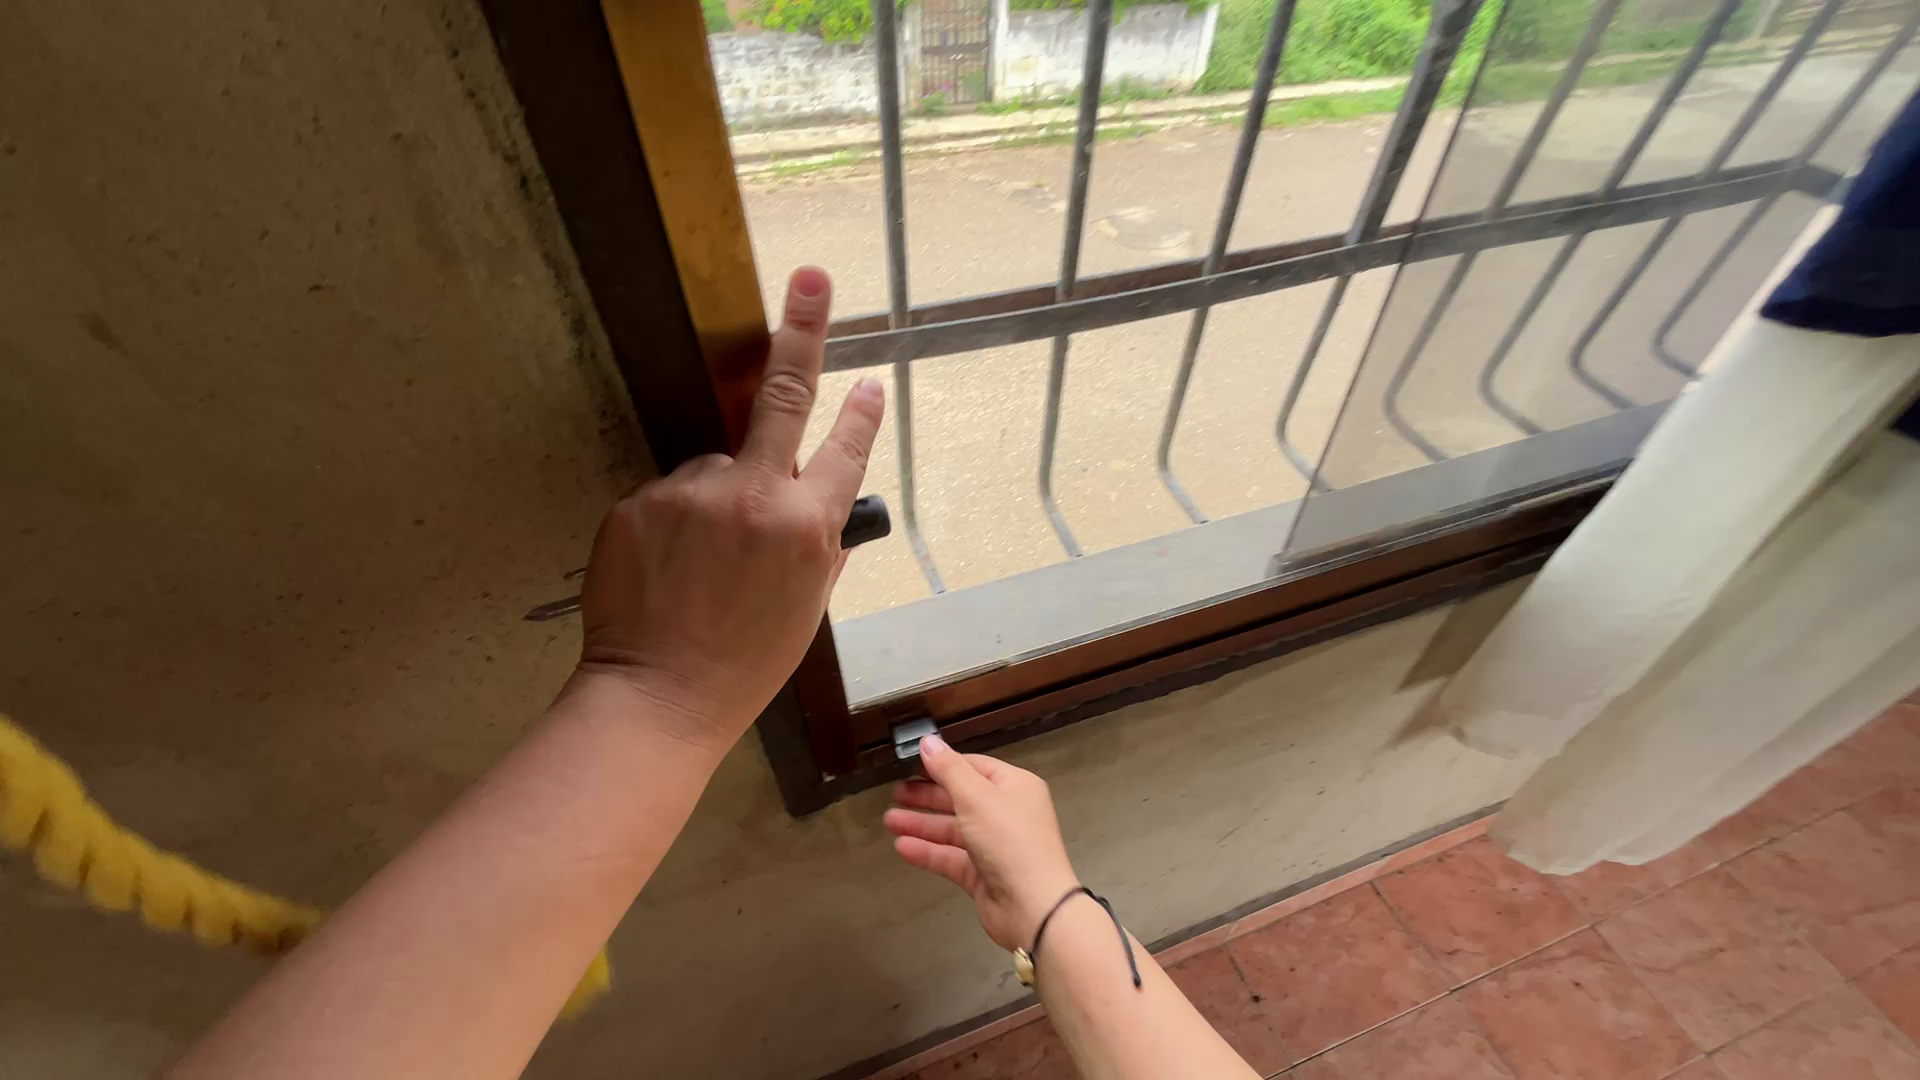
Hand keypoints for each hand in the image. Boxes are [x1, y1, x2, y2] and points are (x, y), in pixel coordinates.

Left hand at [577, 266, 882, 747]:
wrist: (661, 693)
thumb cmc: (749, 659)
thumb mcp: (807, 606)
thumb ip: (822, 547)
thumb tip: (828, 509)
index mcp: (807, 526)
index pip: (845, 452)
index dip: (861, 416)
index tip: (870, 383)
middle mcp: (755, 495)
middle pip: (783, 396)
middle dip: (804, 330)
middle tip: (812, 277)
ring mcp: (693, 492)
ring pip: (714, 468)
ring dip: (717, 496)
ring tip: (701, 562)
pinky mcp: (641, 500)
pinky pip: (672, 493)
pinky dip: (677, 518)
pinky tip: (669, 564)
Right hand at [884, 734, 1080, 951]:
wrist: (1033, 907)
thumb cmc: (1011, 841)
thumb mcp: (977, 797)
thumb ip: (949, 769)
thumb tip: (928, 742)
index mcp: (1014, 786)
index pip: (974, 767)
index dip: (943, 764)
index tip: (913, 763)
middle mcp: (1007, 813)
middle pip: (961, 798)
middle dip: (927, 796)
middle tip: (896, 792)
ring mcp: (995, 846)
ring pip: (952, 829)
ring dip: (922, 824)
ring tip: (890, 820)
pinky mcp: (983, 875)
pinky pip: (951, 857)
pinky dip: (928, 851)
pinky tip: (902, 847)